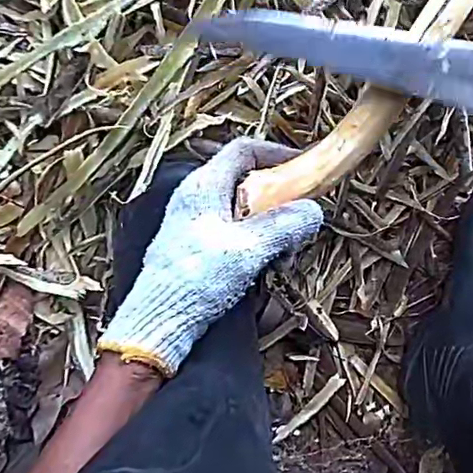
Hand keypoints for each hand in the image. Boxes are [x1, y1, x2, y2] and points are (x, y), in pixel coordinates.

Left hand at [95, 139, 324, 375]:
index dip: (277, 153)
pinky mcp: (196, 247)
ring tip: (283, 255)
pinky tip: (265, 268)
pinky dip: (256, 243)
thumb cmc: (196, 278)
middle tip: (298, 222)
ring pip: (245, 210)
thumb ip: (285, 225)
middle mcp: (197, 197)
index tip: (302, 167)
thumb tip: (314, 210)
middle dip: (280, 201)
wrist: (158, 321)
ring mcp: (195, 222)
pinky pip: (235, 233)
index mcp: (204, 184)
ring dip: (271, 228)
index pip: (244, 150)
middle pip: (248, 182)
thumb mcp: (249, 249)